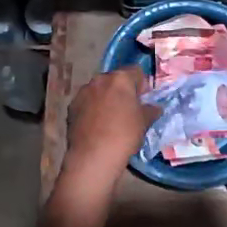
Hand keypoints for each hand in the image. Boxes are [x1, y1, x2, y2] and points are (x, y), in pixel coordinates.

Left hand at [62, 67, 151, 188]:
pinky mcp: (72, 105)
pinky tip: (96, 125)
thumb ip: (150, 110)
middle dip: (121, 91)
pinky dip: (92, 108)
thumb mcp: (144, 122)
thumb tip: (155, 107)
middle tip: (127, 109)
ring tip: (110, 119)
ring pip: (98, 90)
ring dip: (105, 98)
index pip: (135, 71)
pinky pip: (86, 102)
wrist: (94, 154)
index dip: (141, 84)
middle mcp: (99, 79)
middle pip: (115, 79)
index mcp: (120, 79)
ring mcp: (83, 91)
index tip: (142, 100)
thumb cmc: (124, 134)